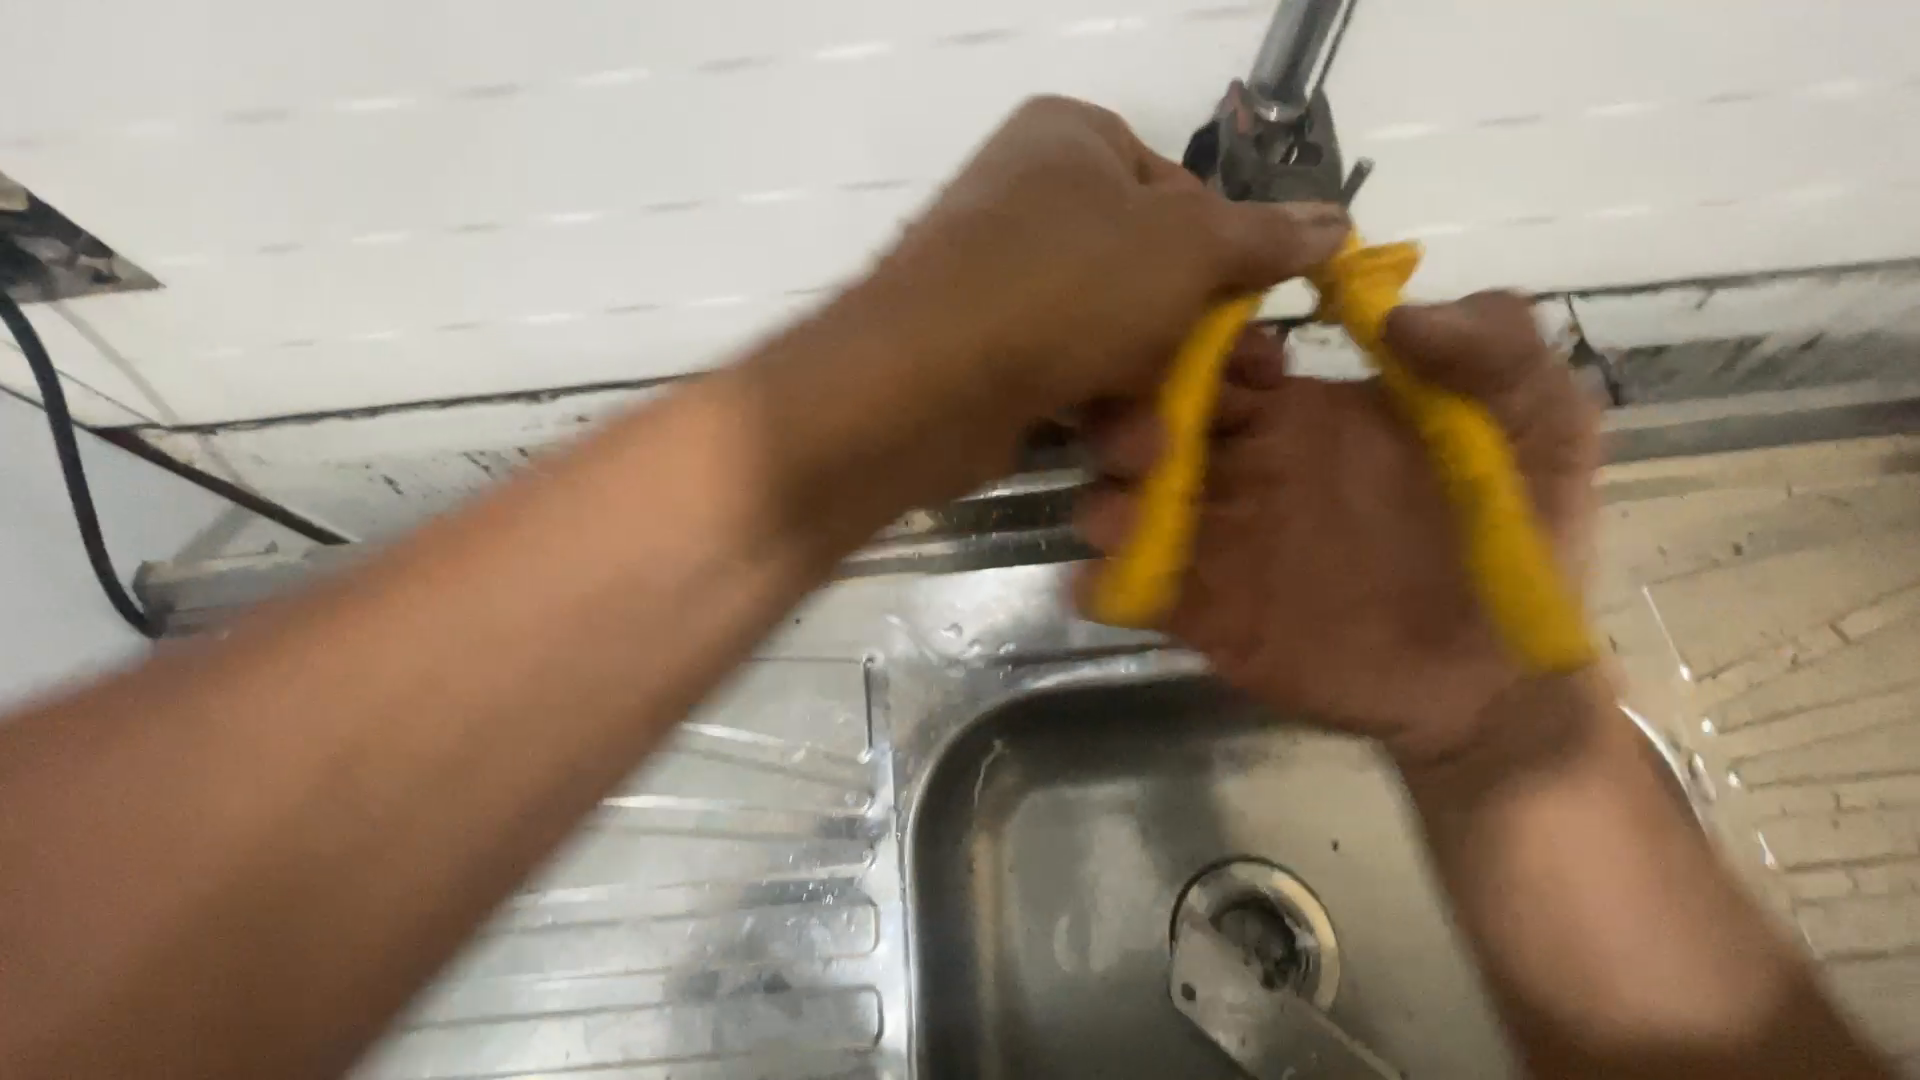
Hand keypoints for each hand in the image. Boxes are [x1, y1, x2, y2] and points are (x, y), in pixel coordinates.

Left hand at [864, 95, 1350, 417]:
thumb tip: (1334, 221)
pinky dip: (1098, 417)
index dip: (1225, 256)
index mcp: (1070, 144)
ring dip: (1154, 396)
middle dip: (1200, 346)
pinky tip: (1125, 456)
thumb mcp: (1185, 248)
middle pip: (1145, 278)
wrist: (924, 382)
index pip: (1176, 192)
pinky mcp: (982, 362)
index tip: (1258, 311)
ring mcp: (998, 290)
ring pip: (1107, 341)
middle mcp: (1029, 208)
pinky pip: (1062, 382)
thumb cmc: (1065, 284)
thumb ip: (1261, 238)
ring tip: (1184, 439)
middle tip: (1252, 390)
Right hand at [1074, 294, 1600, 763]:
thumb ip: (1494, 346)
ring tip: (1122, 517)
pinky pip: (1131, 592)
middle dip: (1125, 418)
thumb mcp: (1544, 423)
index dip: (1198, 346)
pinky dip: (1101, 582)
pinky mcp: (1205, 615)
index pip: (1217, 361)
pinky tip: (1106, 581)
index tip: (1213, 360)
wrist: (1499, 678)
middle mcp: (1242, 472)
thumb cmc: (1520, 541)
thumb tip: (1393, 311)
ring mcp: (1217, 545)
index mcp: (1299, 415)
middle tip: (1147, 440)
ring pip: (1124, 504)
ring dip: (1105, 500)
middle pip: (1150, 425)